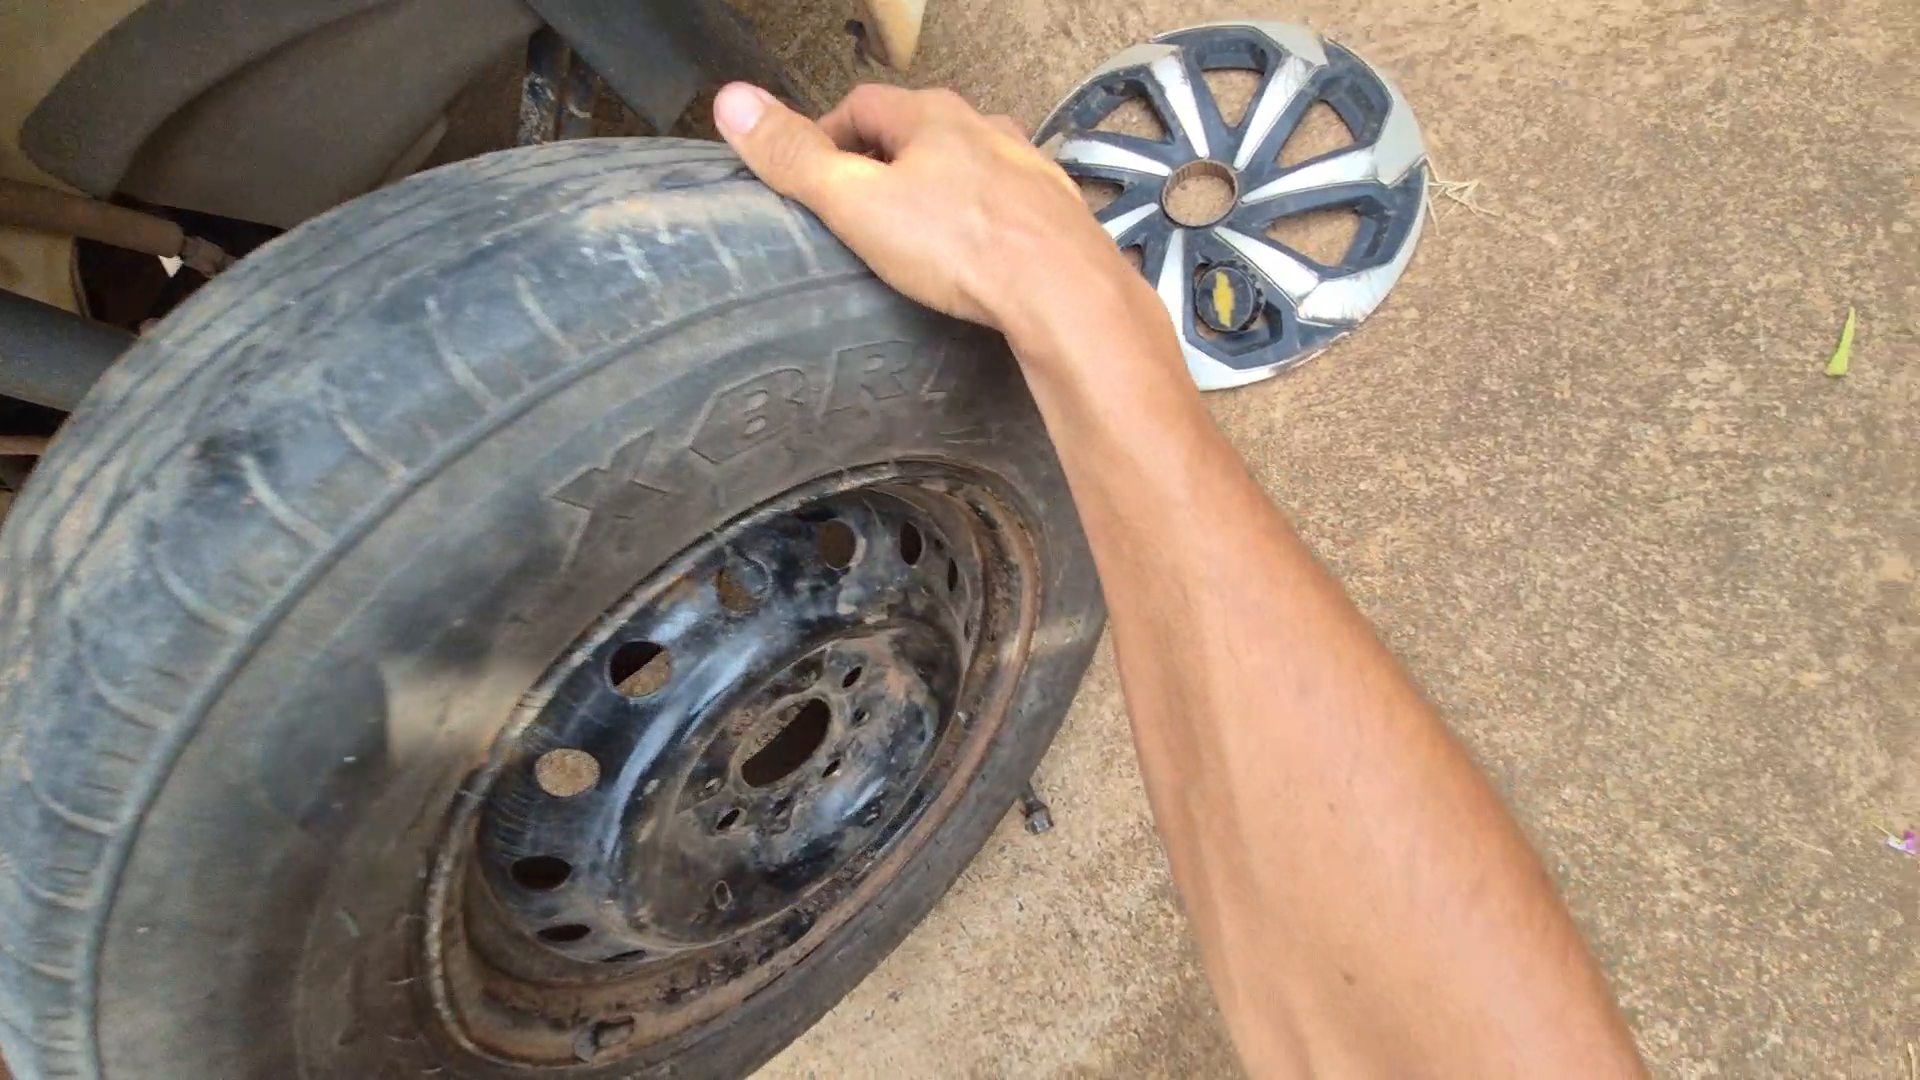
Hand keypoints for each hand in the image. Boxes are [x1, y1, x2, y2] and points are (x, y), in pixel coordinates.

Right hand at [711, 83, 1145, 354]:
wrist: (1061, 290)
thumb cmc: (959, 245)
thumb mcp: (861, 205)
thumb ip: (797, 160)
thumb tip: (730, 102)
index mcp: (932, 117)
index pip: (863, 106)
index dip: (829, 133)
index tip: (813, 174)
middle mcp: (985, 129)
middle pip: (919, 133)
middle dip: (886, 163)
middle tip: (862, 211)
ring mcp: (1026, 169)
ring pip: (969, 167)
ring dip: (940, 189)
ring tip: (919, 235)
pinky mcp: (1054, 214)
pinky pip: (1006, 206)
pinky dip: (982, 220)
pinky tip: (978, 254)